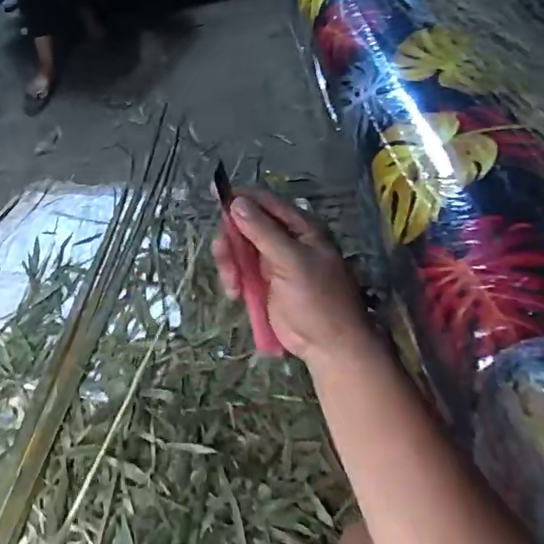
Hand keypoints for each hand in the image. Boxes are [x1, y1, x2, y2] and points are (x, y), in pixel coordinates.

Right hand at [213, 189, 375, 368]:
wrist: (329, 347)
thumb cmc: (319, 300)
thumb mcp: (292, 261)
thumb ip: (263, 231)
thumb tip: (236, 202)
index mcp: (299, 228)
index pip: (265, 202)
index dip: (240, 198)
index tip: (215, 196)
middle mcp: (284, 240)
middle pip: (245, 225)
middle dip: (231, 240)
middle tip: (225, 258)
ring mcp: (272, 262)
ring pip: (238, 249)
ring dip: (229, 263)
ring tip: (233, 285)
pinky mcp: (262, 283)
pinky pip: (239, 270)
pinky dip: (233, 279)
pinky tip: (236, 294)